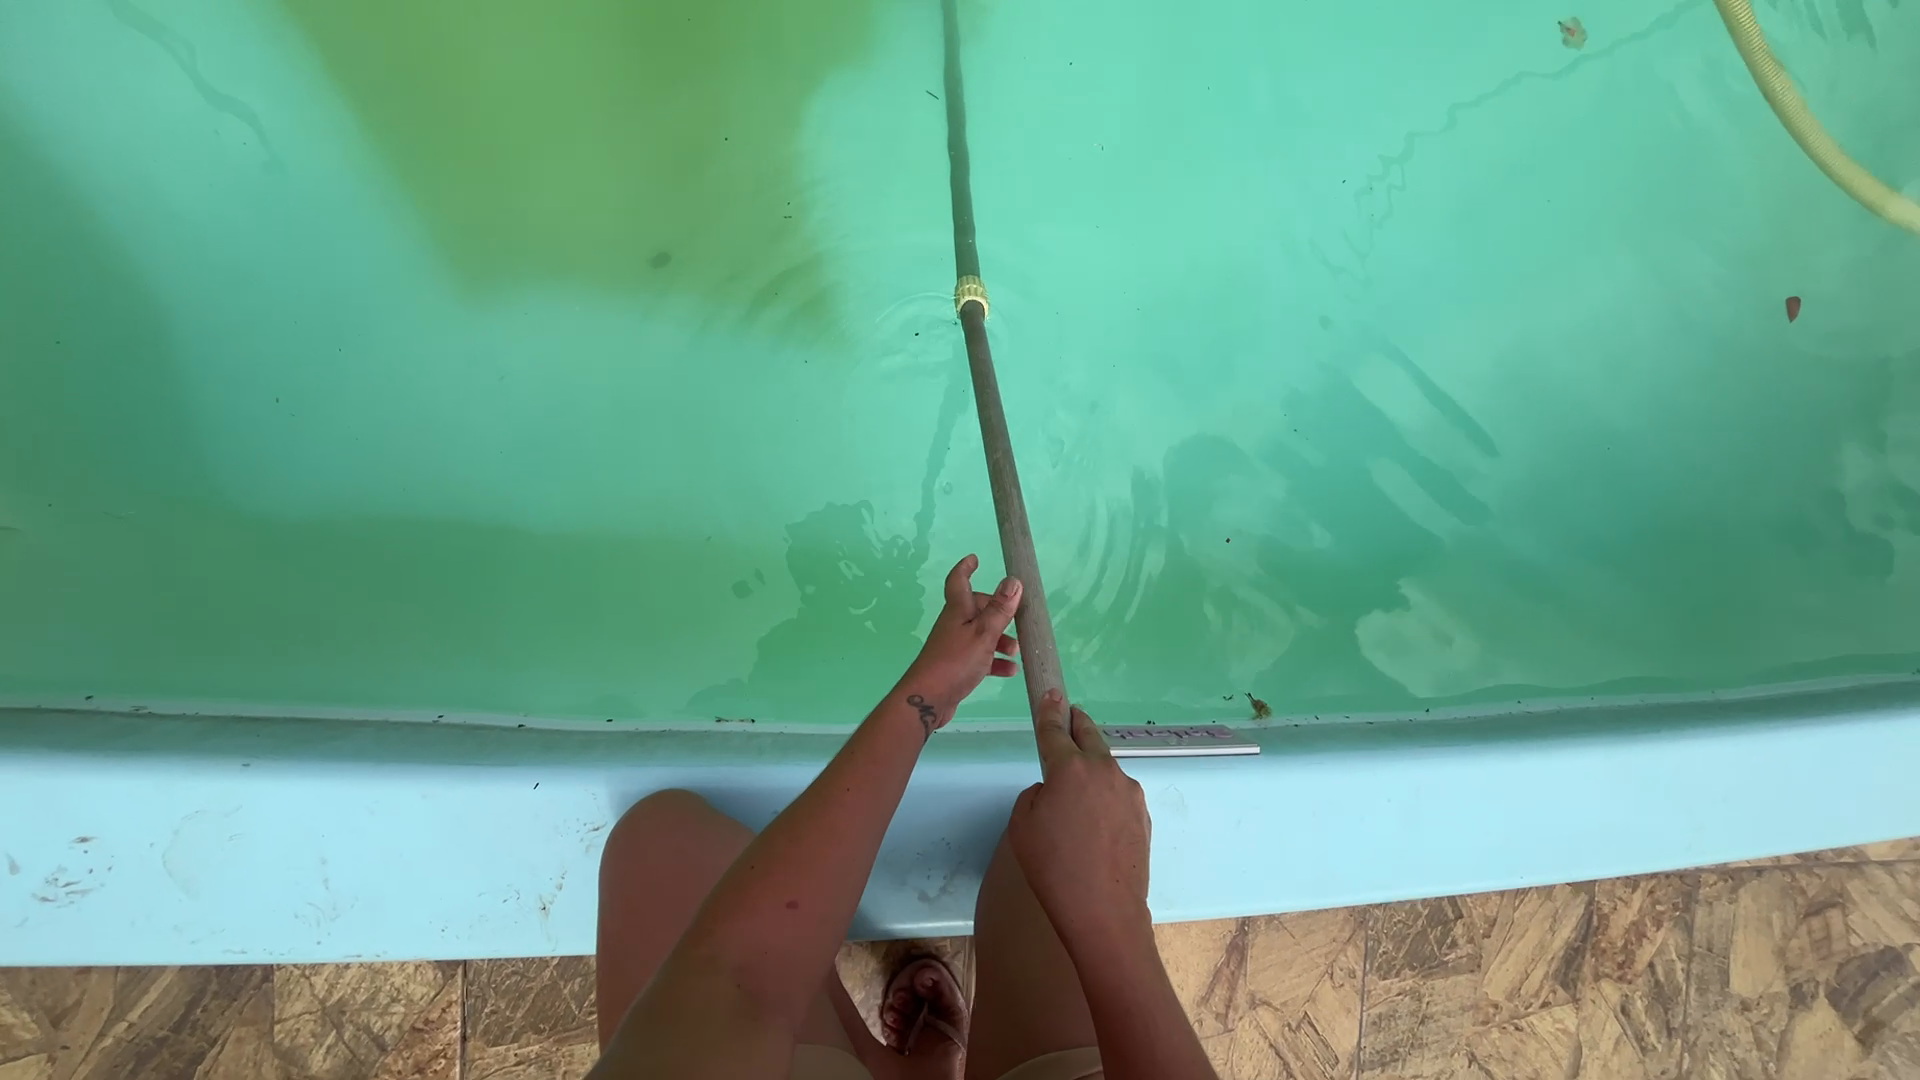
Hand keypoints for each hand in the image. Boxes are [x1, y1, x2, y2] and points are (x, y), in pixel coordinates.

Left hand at [898, 555, 1022, 731]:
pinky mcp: (957, 666)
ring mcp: (954, 646)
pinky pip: (980, 657)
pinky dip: (994, 661)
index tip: (974, 559)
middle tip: (1017, 618)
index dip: (965, 568)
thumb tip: (1013, 581)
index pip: (959, 582)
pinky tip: (1010, 671)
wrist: (928, 699)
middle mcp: (954, 624)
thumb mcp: (983, 633)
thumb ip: (1000, 610)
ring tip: (1017, 651)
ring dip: (1000, 639)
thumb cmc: (955, 661)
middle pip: (976, 609)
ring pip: (981, 634)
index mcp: (958, 611)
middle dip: (998, 611)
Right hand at [1008, 689, 1151, 944]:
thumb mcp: (1023, 825)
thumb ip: (1035, 793)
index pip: (1055, 730)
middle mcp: (1104, 771)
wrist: (1105, 912)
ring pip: (1105, 768)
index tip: (1051, 693)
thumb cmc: (1054, 867)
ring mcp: (1129, 792)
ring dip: (1091, 768)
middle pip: (1089, 736)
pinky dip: (1105, 797)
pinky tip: (1096, 826)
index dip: (1050, 710)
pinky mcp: (1143, 814)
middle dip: (1077, 724)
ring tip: (1078, 796)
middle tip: (1070, 717)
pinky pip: (1118, 795)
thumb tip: (1054, 789)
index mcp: (1070, 768)